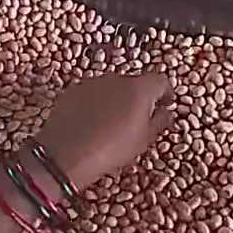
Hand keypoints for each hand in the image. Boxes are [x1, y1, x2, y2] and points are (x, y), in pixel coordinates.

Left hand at [33, 72, 169, 187]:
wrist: (66, 154)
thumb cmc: (112, 149)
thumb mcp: (143, 140)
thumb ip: (159, 121)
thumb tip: (165, 111)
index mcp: (139, 89)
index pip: (160, 81)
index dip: (165, 93)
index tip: (165, 104)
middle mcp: (116, 79)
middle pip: (134, 83)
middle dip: (138, 98)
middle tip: (137, 120)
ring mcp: (92, 83)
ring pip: (111, 88)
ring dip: (116, 100)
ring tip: (112, 125)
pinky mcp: (73, 91)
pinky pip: (91, 94)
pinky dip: (95, 104)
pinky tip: (92, 124)